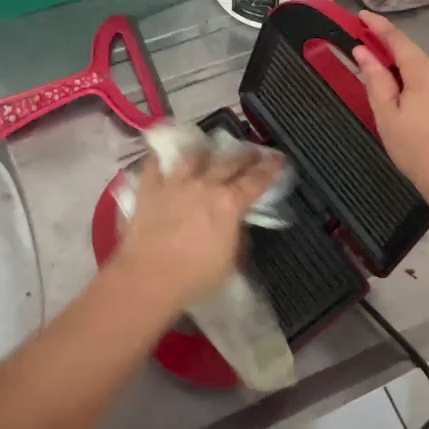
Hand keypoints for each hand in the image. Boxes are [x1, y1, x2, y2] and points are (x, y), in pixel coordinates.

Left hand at [114, 144, 284, 309]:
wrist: (149, 278)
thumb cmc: (196, 277)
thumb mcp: (230, 261)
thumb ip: (237, 237)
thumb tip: (236, 225)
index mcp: (230, 203)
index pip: (256, 180)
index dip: (270, 168)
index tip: (279, 158)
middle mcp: (205, 185)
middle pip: (229, 163)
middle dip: (244, 156)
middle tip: (253, 152)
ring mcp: (175, 183)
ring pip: (193, 157)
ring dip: (205, 153)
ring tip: (209, 151)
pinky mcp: (149, 189)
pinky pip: (153, 165)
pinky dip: (159, 157)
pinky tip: (160, 153)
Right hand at [351, 11, 428, 215]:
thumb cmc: (419, 152)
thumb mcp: (388, 117)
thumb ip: (376, 80)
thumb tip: (363, 51)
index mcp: (425, 72)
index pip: (398, 40)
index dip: (379, 26)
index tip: (362, 15)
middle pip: (415, 62)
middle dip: (394, 67)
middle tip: (375, 87)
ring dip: (413, 89)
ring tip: (402, 119)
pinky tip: (425, 128)